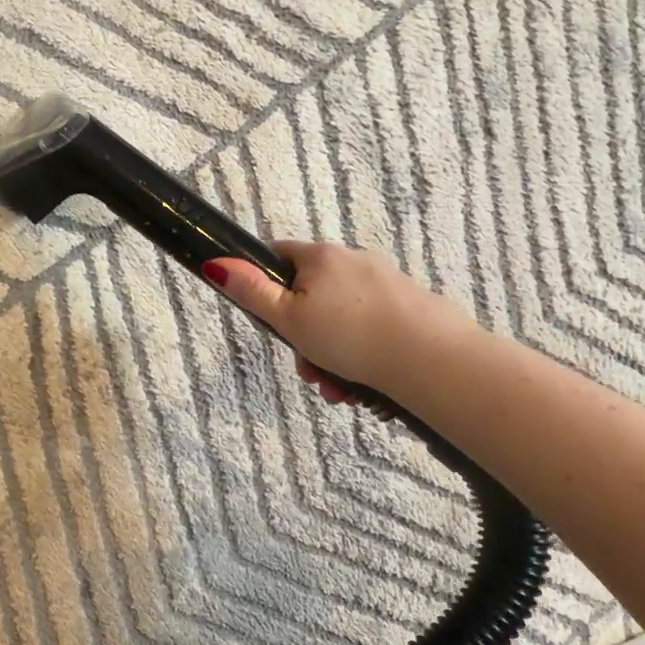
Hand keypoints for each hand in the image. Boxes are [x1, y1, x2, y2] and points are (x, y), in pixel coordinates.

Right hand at [201, 241, 474, 399]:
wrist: (429, 358)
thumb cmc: (348, 336)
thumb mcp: (287, 318)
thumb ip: (251, 291)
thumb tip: (215, 262)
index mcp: (321, 257)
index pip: (278, 255)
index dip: (263, 285)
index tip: (267, 319)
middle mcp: (354, 261)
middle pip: (310, 297)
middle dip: (302, 340)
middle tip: (308, 372)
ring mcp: (384, 283)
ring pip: (339, 320)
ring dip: (328, 357)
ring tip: (336, 389)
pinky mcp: (409, 306)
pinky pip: (368, 329)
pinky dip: (358, 356)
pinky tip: (360, 386)